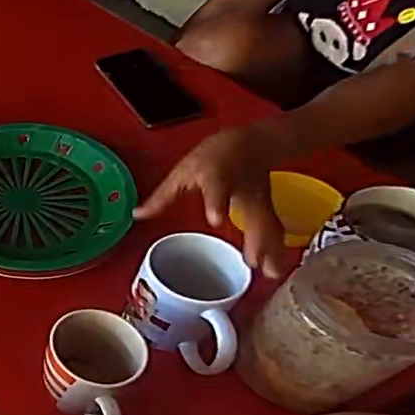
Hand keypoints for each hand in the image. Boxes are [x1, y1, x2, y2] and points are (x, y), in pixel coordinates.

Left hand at [135, 125, 289, 277]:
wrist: (250, 141)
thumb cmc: (212, 156)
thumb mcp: (182, 170)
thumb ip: (163, 195)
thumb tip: (137, 215)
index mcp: (216, 176)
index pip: (217, 189)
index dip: (217, 203)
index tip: (216, 219)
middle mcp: (241, 190)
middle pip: (251, 213)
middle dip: (255, 238)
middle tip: (253, 263)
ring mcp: (258, 199)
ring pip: (268, 224)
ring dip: (271, 249)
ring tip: (271, 273)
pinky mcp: (268, 207)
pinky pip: (274, 229)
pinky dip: (276, 248)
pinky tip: (276, 268)